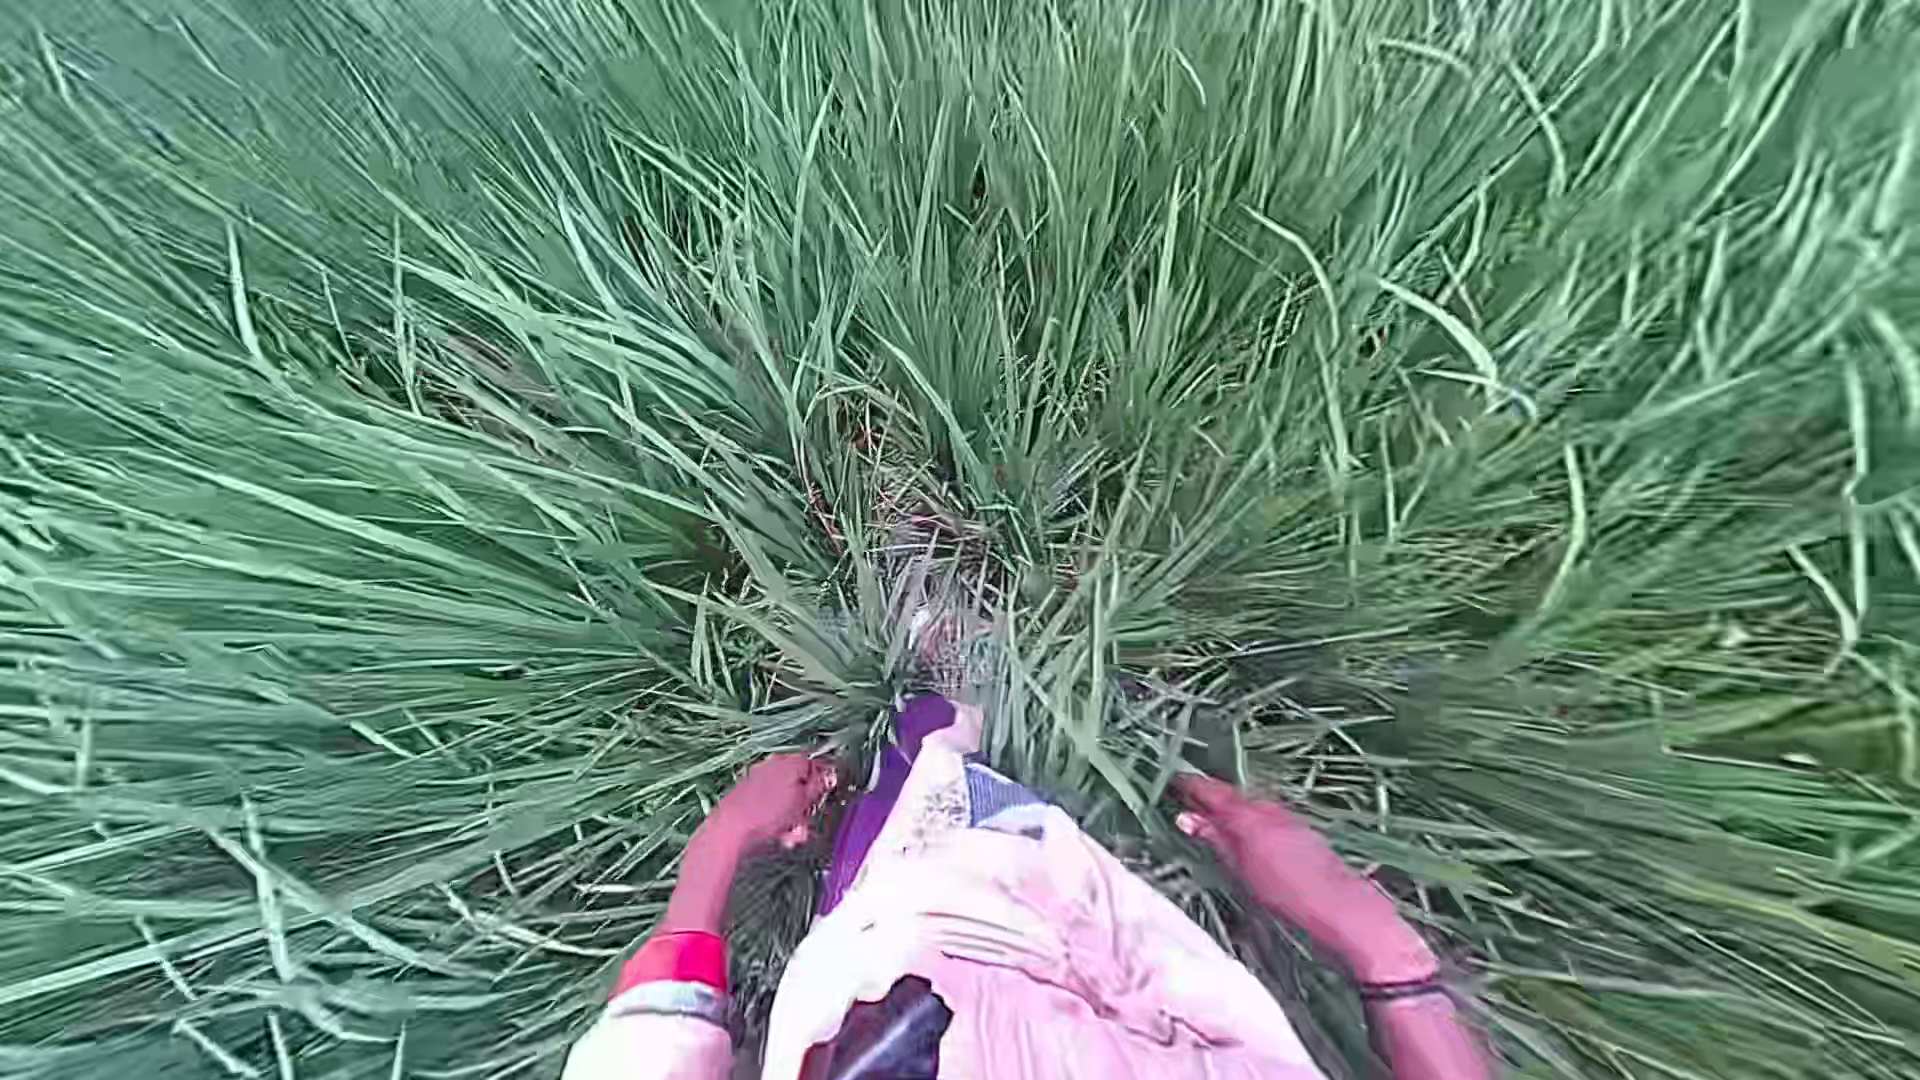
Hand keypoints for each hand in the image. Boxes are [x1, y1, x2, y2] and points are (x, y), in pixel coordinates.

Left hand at [697, 754, 837, 854]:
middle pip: (797, 779)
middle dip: (804, 800)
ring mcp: (755, 778)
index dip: (821, 780)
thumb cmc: (765, 815)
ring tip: (792, 832)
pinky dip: (774, 815)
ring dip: (790, 812)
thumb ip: (817, 787)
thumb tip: (827, 777)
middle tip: (807, 816)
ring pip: (782, 793)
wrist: (729, 831)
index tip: (824, 793)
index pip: (812, 762)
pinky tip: (777, 833)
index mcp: (788, 761)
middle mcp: (771, 765)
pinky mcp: (744, 794)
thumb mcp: (802, 802)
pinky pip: (767, 801)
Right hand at [1173, 773, 1436, 983]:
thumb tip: (1184, 816)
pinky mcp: (1300, 826)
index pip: (1210, 791)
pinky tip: (1247, 829)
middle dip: (1209, 794)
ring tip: (1214, 815)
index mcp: (1245, 814)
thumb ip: (1214, 838)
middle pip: (1229, 793)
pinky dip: (1249, 813)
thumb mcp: (1241, 869)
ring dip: (1229, 804)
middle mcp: (1264, 806)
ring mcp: (1285, 814)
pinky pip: (1265, 810)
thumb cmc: (1286, 893)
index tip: (1173, 782)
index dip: (1190, 785)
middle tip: (1188, 798)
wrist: (1345, 908)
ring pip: (1248, 800)